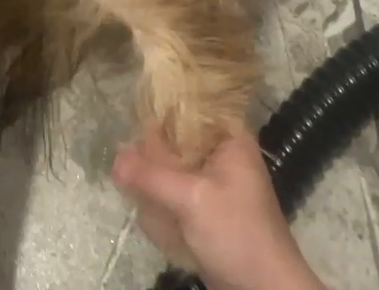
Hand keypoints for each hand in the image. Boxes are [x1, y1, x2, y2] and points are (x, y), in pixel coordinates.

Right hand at [112, 126, 325, 289]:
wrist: (264, 289)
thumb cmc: (236, 232)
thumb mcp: (191, 199)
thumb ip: (151, 176)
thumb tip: (114, 159)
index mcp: (229, 138)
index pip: (191, 108)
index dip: (162, 111)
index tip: (131, 121)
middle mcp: (223, 154)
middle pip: (177, 141)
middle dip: (153, 157)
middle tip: (129, 168)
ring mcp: (215, 184)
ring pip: (173, 170)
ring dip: (156, 185)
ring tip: (142, 195)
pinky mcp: (207, 210)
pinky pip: (177, 196)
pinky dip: (164, 205)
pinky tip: (155, 218)